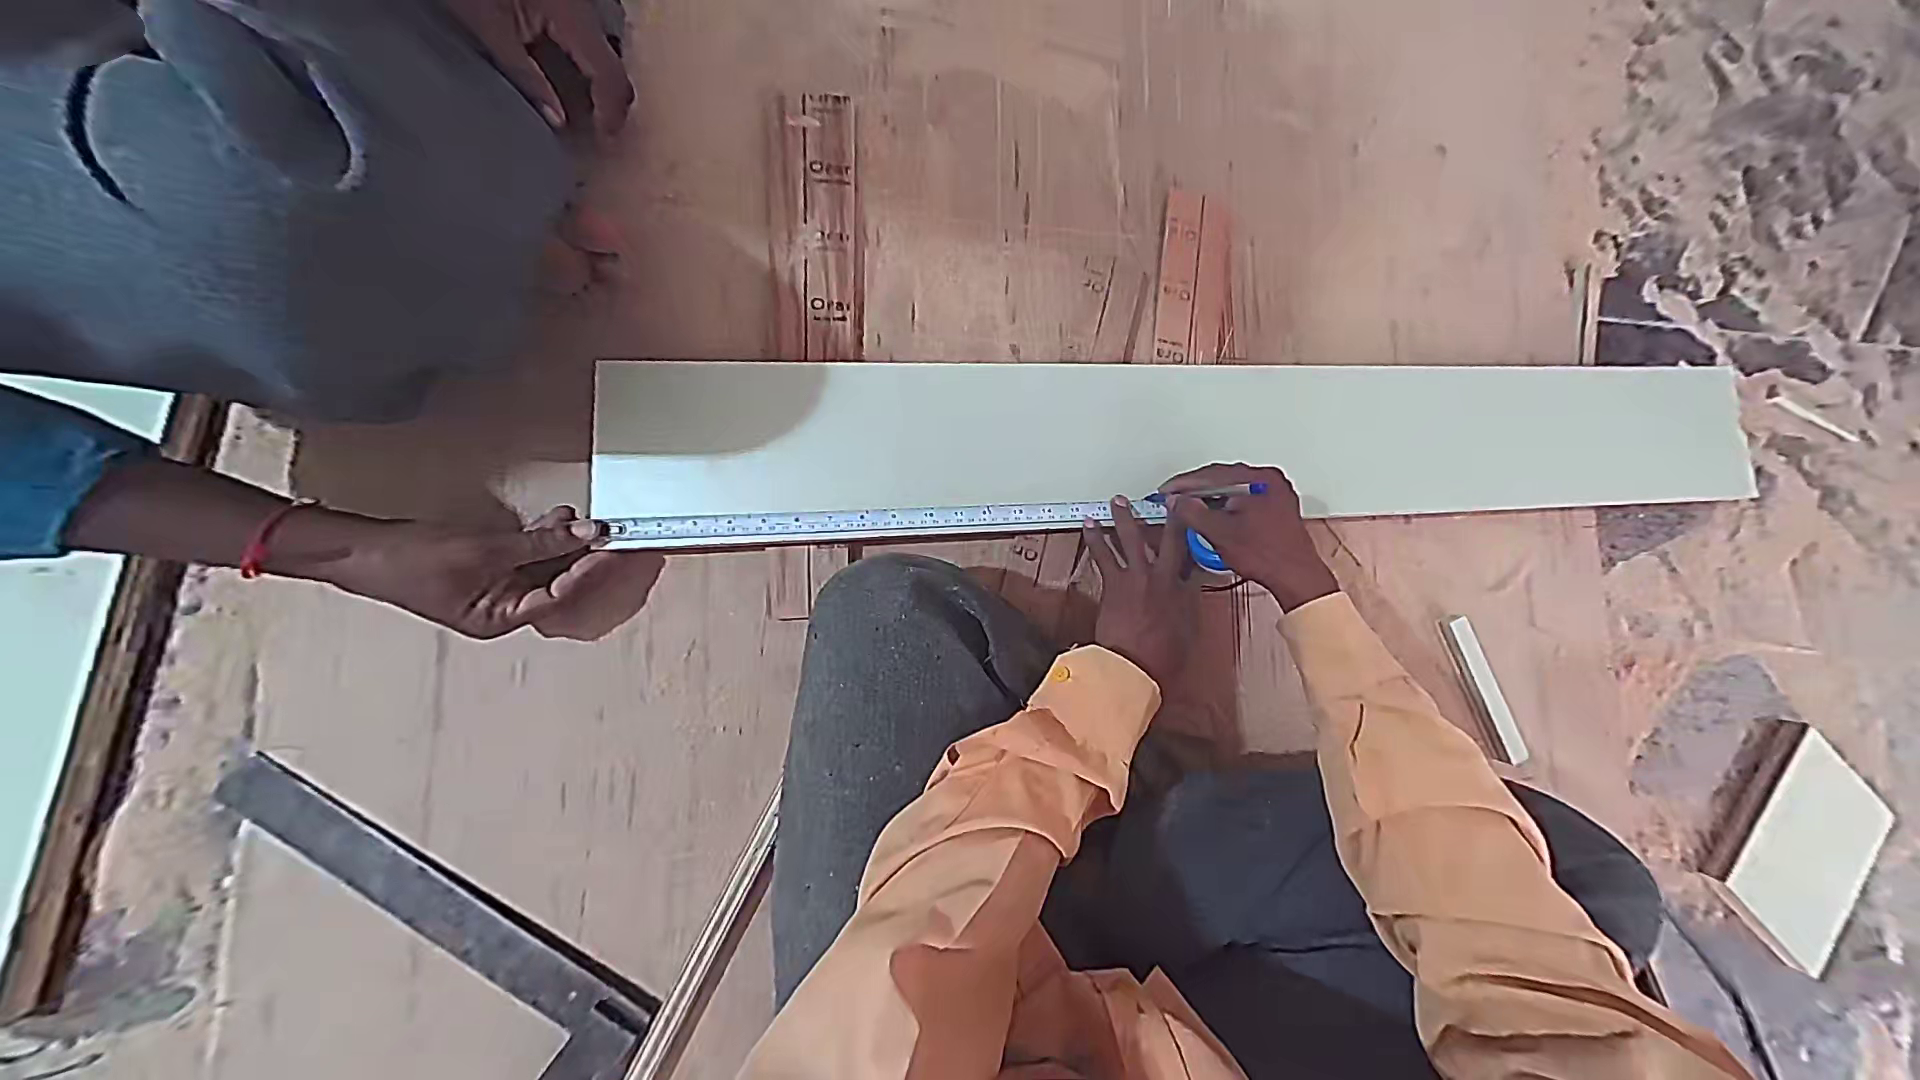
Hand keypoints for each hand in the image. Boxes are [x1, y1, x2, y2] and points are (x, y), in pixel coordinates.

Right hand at [314, 505, 662, 639]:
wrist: (357, 548)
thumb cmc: (409, 559)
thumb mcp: (484, 549)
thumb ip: (540, 542)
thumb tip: (587, 533)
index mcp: (501, 618)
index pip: (562, 598)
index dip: (590, 574)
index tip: (613, 552)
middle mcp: (507, 608)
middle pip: (563, 585)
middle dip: (588, 560)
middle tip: (615, 538)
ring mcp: (502, 588)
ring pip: (551, 567)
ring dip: (569, 543)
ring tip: (584, 521)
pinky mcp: (496, 567)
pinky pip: (533, 554)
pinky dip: (548, 537)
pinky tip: (561, 519)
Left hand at [442, 0, 633, 137]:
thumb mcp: (488, 27)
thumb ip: (528, 76)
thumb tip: (558, 120)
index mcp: (573, 16)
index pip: (611, 77)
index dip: (611, 114)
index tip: (603, 141)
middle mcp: (583, 5)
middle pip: (614, 66)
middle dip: (609, 101)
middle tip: (596, 128)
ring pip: (606, 51)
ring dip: (599, 81)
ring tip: (584, 105)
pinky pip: (588, 35)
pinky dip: (586, 61)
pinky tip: (568, 72)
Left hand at [1084, 497, 1198, 685]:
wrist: (1134, 666)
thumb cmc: (1163, 656)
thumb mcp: (1188, 629)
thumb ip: (1189, 602)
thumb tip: (1191, 586)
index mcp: (1185, 590)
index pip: (1194, 555)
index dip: (1196, 534)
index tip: (1196, 517)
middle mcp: (1163, 578)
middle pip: (1169, 538)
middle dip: (1170, 515)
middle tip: (1167, 497)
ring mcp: (1137, 577)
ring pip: (1131, 538)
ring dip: (1124, 517)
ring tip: (1118, 500)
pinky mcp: (1114, 582)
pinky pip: (1103, 554)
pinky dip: (1095, 538)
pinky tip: (1089, 524)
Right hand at [1162, 463, 1338, 611]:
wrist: (1294, 576)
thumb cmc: (1266, 555)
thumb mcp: (1218, 532)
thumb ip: (1192, 512)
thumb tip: (1176, 500)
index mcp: (1259, 479)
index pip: (1211, 474)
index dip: (1183, 484)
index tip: (1167, 491)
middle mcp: (1270, 481)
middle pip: (1223, 478)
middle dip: (1196, 489)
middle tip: (1175, 498)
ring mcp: (1275, 494)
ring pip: (1233, 488)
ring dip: (1210, 497)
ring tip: (1190, 508)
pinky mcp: (1276, 507)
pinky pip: (1244, 498)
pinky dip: (1225, 504)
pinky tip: (1213, 515)